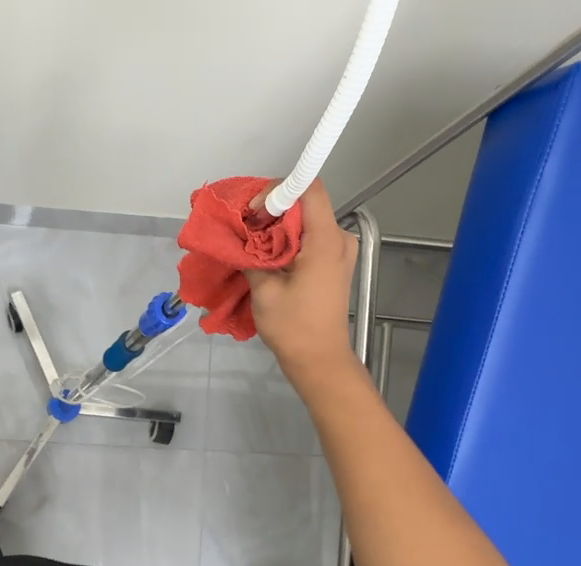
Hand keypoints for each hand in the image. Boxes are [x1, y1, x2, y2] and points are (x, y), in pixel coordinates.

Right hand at [245, 180, 363, 395]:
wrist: (319, 360)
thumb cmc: (293, 327)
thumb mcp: (264, 291)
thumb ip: (252, 256)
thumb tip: (240, 238)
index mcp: (326, 240)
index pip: (309, 190)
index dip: (278, 190)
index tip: (254, 210)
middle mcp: (339, 239)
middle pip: (306, 206)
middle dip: (273, 212)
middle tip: (245, 229)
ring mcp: (340, 252)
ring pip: (306, 225)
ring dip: (278, 230)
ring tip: (252, 246)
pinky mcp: (334, 265)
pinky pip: (310, 241)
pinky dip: (288, 244)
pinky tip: (268, 259)